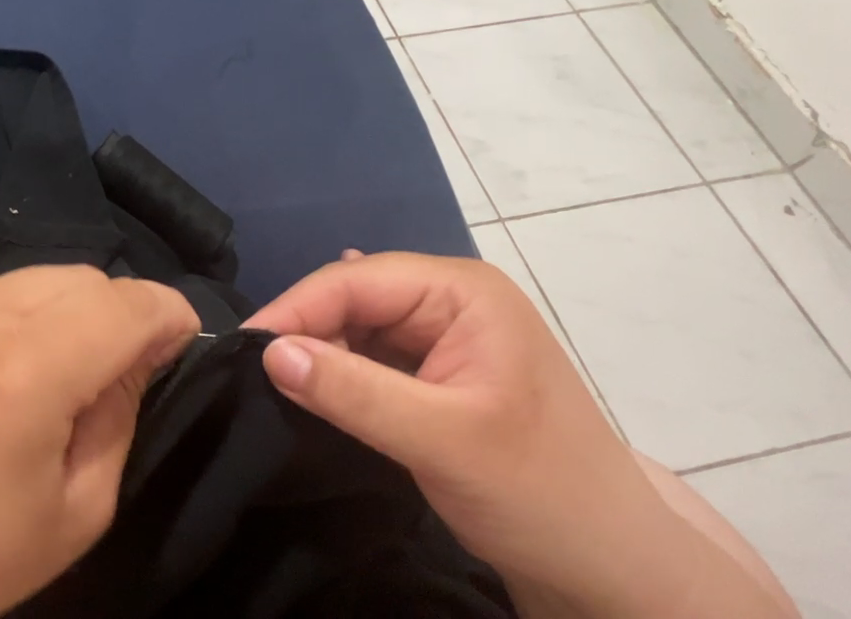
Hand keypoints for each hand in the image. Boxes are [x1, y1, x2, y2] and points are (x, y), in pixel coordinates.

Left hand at [0, 265, 200, 618]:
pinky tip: (32, 359)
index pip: (129, 303)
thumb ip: (121, 411)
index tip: (185, 346)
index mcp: (28, 369)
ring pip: (52, 275)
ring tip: (81, 366)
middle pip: (91, 277)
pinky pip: (11, 288)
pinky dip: (43, 309)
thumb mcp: (77, 507)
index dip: (171, 317)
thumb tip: (150, 348)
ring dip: (84, 307)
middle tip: (134, 368)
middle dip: (128, 311)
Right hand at [247, 251, 791, 618]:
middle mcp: (452, 300)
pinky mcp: (436, 373)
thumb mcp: (441, 440)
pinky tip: (313, 387)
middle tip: (253, 374)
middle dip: (305, 331)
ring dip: (320, 355)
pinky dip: (340, 375)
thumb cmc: (538, 493)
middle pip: (353, 299)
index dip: (296, 308)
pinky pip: (372, 358)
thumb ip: (353, 391)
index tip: (242, 350)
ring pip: (357, 328)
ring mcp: (445, 336)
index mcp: (464, 292)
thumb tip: (268, 350)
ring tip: (273, 384)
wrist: (607, 570)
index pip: (357, 281)